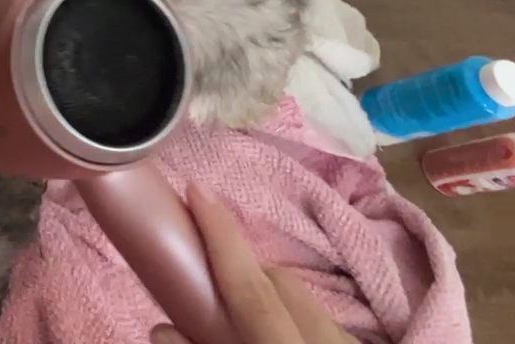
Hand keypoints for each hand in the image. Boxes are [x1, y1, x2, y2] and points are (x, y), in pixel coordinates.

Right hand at [151, 185, 354, 343]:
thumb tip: (160, 328)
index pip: (252, 290)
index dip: (220, 237)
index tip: (194, 187)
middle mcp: (327, 339)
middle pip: (283, 283)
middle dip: (246, 270)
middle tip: (214, 282)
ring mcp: (354, 343)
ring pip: (311, 301)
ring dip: (277, 298)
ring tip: (252, 318)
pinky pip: (333, 325)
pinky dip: (305, 322)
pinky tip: (288, 336)